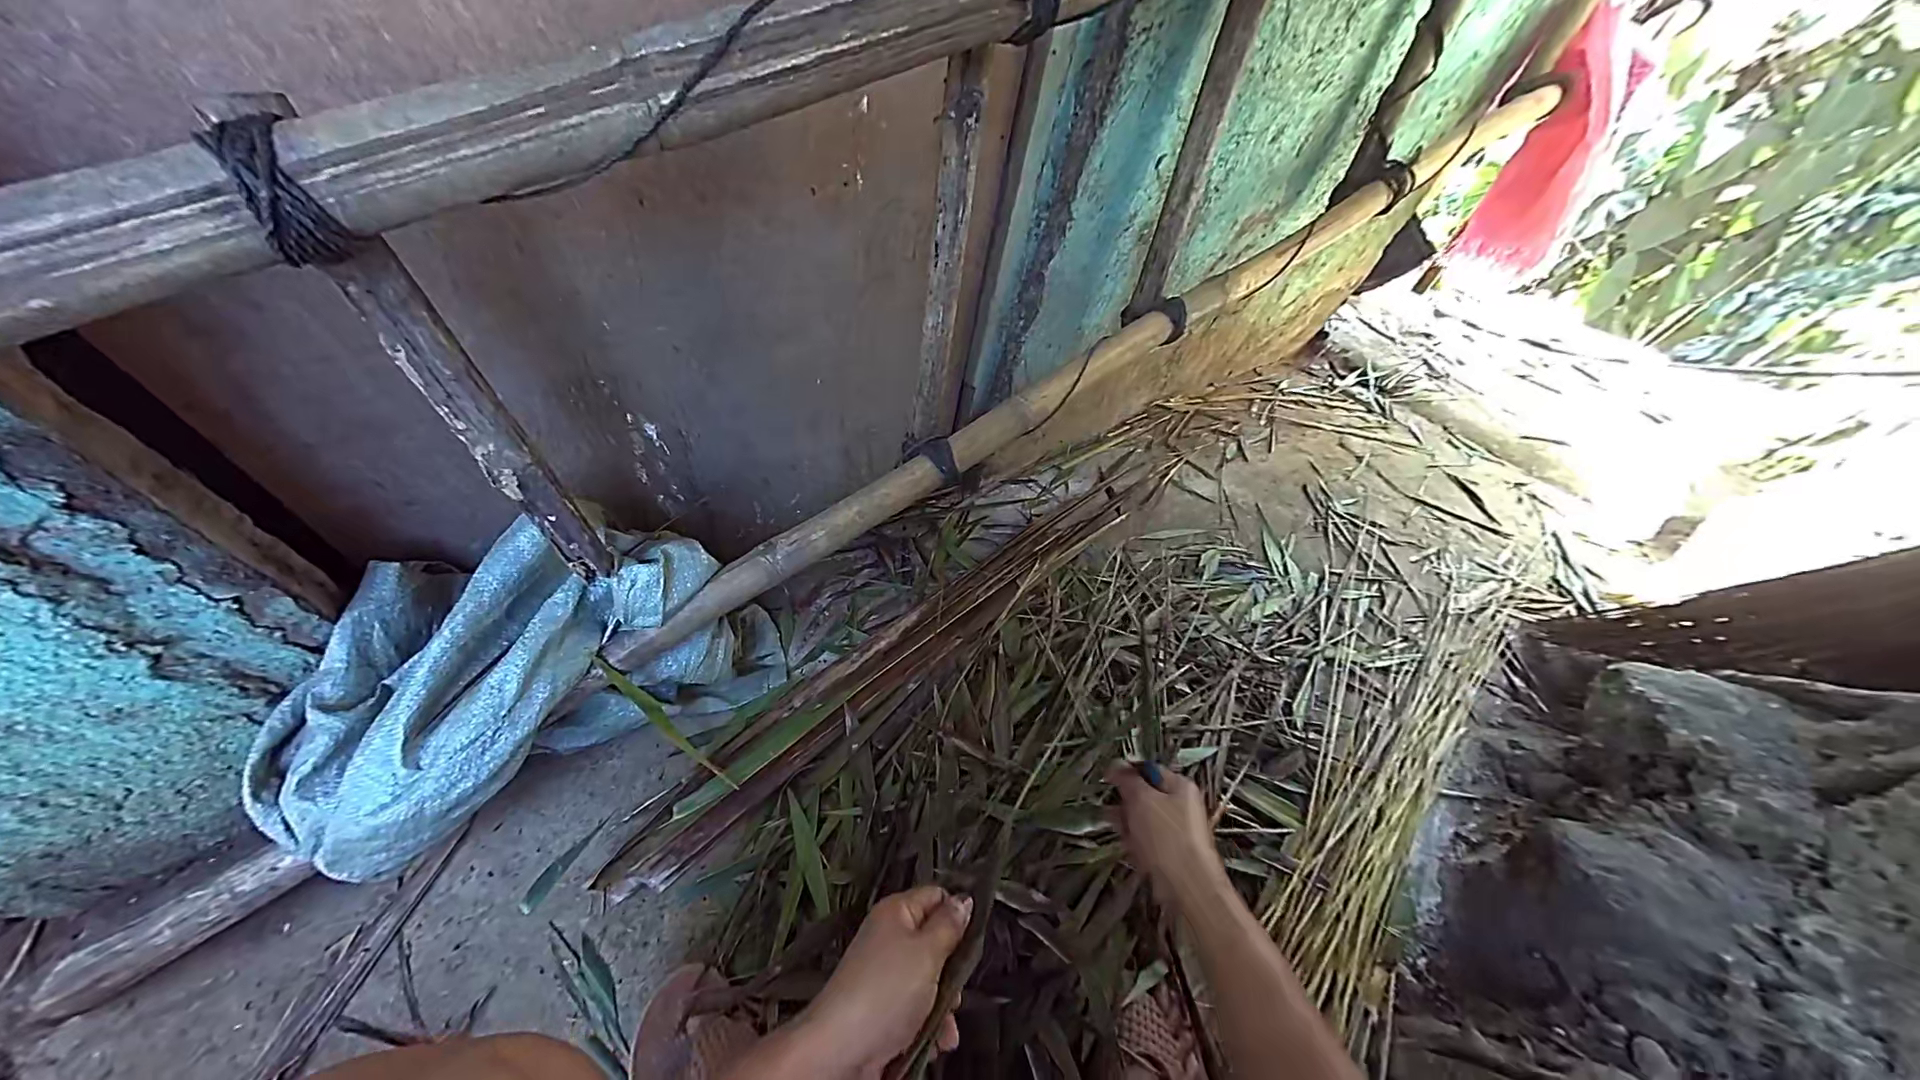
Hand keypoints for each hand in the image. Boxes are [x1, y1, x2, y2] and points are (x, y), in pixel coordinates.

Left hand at [786, 886, 971, 1077]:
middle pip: (936, 944)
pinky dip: (928, 1026)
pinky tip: (932, 1041)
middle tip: (953, 987)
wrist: (841, 1052)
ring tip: (944, 1027)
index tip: (971, 937)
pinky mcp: (884, 1008)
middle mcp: (889, 938)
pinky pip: (917, 1009)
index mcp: (896, 912)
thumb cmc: (880, 994)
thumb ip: (950, 925)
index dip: (957, 914)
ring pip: (930, 981)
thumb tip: (964, 901)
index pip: (937, 896)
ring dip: (943, 1006)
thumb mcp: (928, 952)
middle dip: (951, 972)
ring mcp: (886, 975)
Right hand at [1104, 760, 1231, 911]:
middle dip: (1125, 802)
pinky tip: (1130, 849)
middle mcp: (1182, 805)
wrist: (1188, 888)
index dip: (1126, 772)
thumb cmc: (1165, 837)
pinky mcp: (1172, 852)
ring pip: (1144, 818)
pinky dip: (1136, 841)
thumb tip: (1117, 765)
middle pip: (1145, 795)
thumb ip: (1127, 780)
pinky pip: (1148, 839)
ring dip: (1128, 823)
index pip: (1149, 769)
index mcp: (1180, 786)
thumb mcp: (1141, 799)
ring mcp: (1178, 830)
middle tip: (1112, 809)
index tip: (1106, 780)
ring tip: (1120, 831)